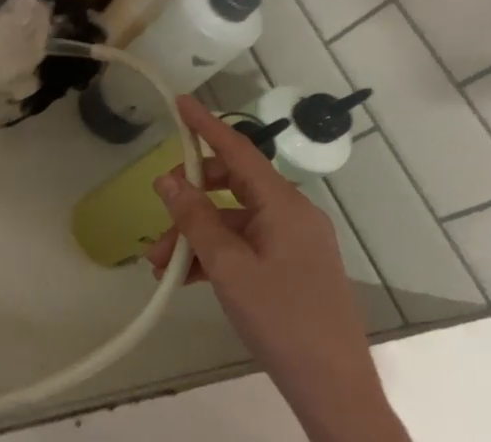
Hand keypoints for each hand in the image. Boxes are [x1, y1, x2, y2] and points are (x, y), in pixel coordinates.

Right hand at [145, 97, 380, 410]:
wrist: (335, 390)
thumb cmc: (282, 319)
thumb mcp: (228, 267)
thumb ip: (194, 217)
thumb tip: (166, 178)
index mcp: (285, 207)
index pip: (238, 151)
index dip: (206, 125)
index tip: (180, 101)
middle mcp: (293, 216)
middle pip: (231, 186)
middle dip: (188, 200)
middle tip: (156, 218)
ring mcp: (295, 244)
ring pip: (232, 220)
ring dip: (194, 235)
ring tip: (161, 265)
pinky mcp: (292, 268)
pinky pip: (244, 245)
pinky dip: (213, 254)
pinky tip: (185, 277)